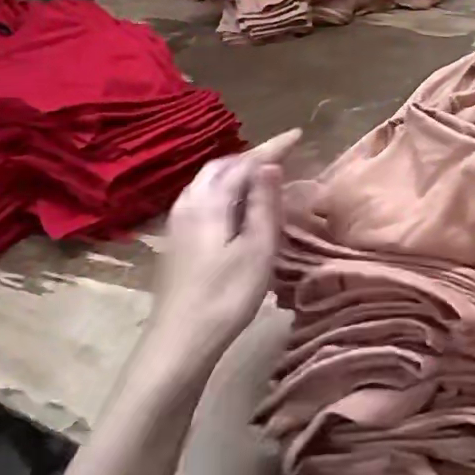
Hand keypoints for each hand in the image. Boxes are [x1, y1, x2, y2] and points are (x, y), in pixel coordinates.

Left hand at [142, 129, 300, 380]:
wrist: (180, 339)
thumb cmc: (226, 295)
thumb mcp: (257, 250)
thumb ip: (264, 205)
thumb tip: (270, 165)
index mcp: (209, 200)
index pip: (245, 162)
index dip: (273, 147)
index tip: (298, 135)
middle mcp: (189, 201)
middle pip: (222, 165)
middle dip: (253, 156)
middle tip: (283, 154)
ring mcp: (178, 219)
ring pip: (210, 180)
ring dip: (237, 171)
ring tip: (263, 175)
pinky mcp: (177, 237)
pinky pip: (203, 196)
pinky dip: (225, 188)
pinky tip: (236, 203)